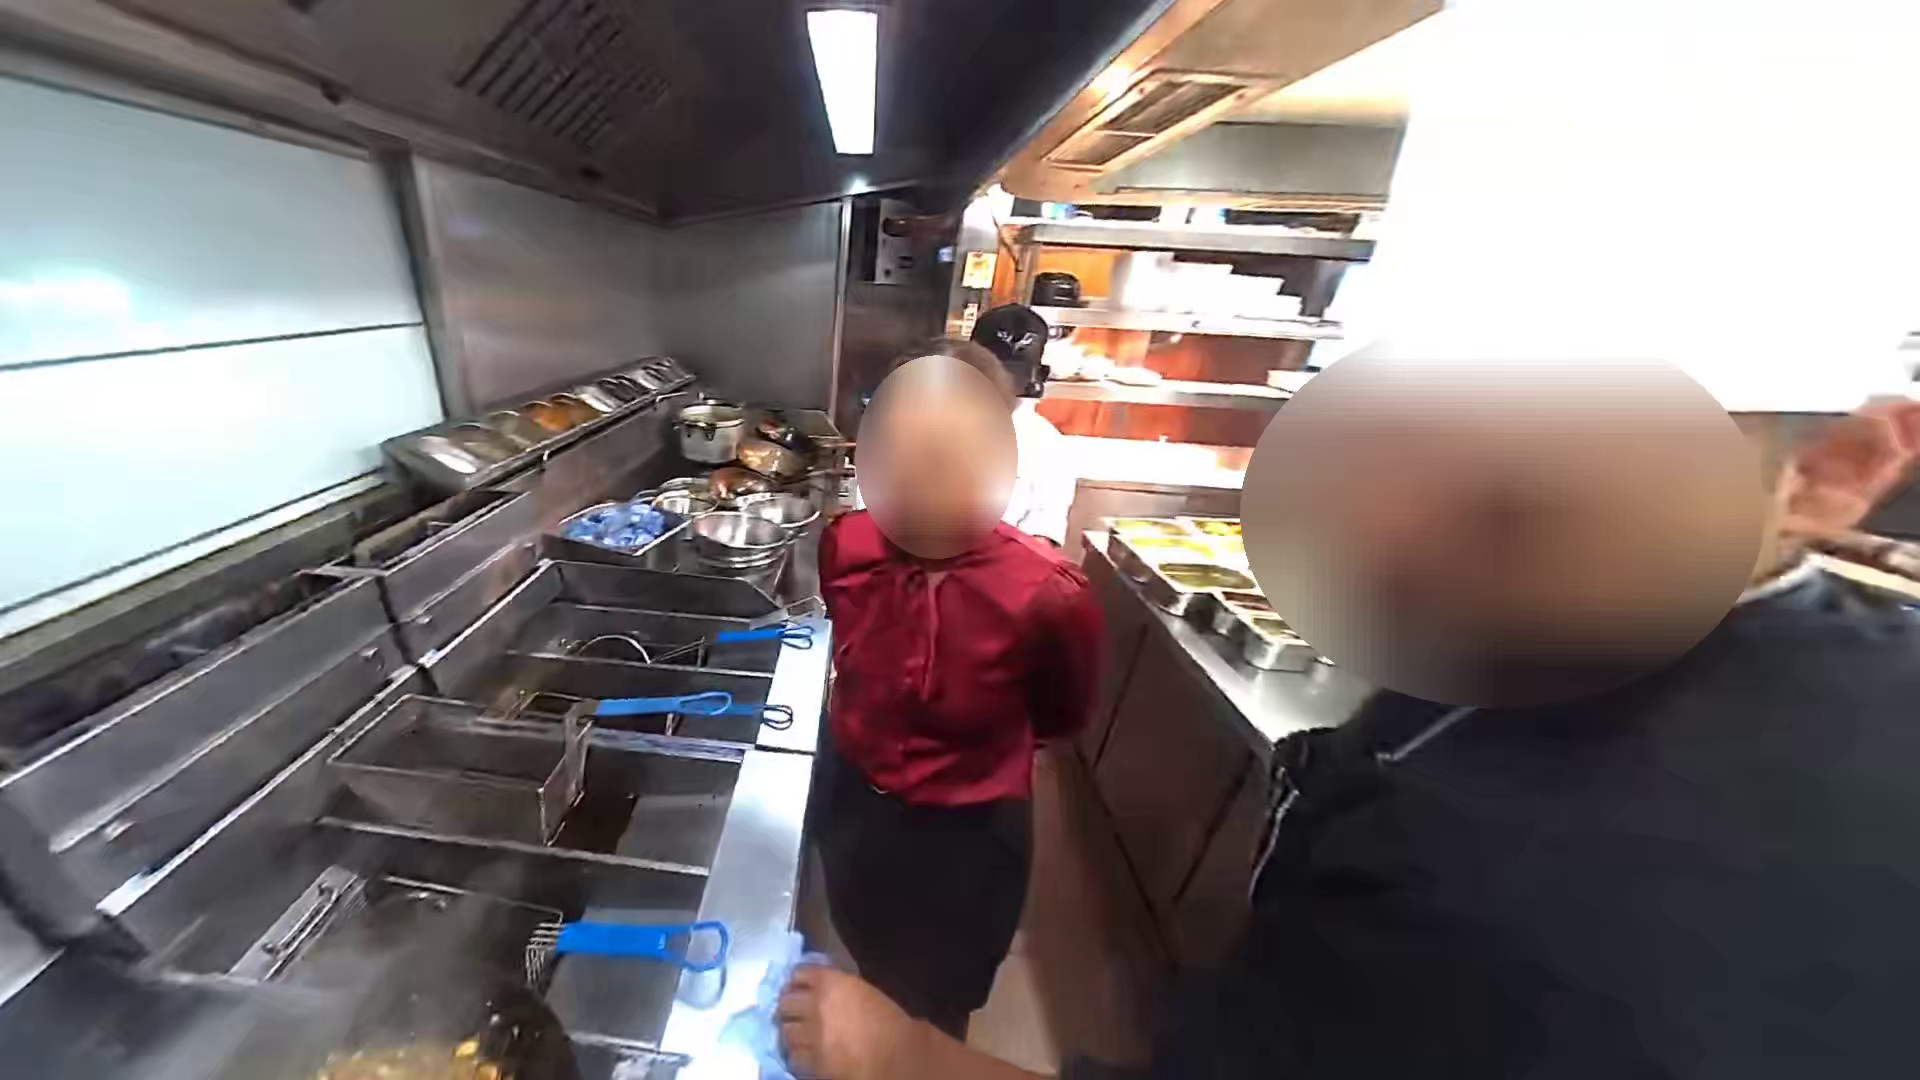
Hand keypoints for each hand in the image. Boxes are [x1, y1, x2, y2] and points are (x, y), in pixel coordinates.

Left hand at [777, 965, 923, 1079]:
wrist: (892, 1052)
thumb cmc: (884, 1016)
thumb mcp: (859, 989)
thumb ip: (837, 987)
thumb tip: (820, 990)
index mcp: (831, 982)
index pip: (799, 975)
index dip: (796, 981)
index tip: (796, 986)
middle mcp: (816, 1005)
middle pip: (785, 1003)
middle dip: (788, 1007)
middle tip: (793, 1012)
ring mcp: (812, 1036)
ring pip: (785, 1032)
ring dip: (791, 1032)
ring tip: (796, 1034)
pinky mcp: (813, 1063)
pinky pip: (793, 1058)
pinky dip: (797, 1055)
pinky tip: (804, 1054)